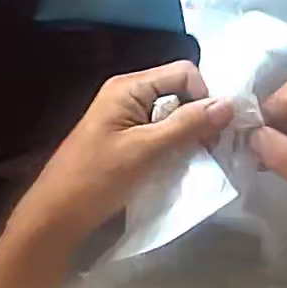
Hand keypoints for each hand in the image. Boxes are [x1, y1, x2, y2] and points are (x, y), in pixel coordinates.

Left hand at [16, 61, 234, 243]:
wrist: (56, 215)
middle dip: (198, 116)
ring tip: (194, 159)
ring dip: (187, 133)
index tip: (211, 133)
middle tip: (208, 149)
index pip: (184, 72)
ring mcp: (123, 117)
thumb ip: (187, 125)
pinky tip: (176, 165)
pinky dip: (173, 145)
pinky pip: (158, 131)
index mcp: (128, 86)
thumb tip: (229, 103)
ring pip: (170, 113)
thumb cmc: (97, 179)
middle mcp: (127, 94)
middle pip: (178, 90)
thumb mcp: (146, 151)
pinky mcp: (123, 139)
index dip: (204, 97)